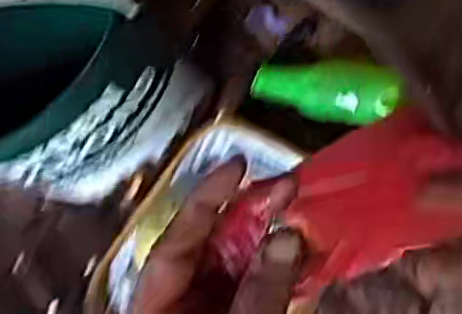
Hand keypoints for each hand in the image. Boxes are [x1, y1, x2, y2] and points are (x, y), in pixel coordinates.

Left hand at [134, 160, 302, 313]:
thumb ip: (258, 291)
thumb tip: (287, 235)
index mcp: (154, 308)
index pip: (175, 241)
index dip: (207, 197)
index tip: (239, 163)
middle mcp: (178, 303)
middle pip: (213, 245)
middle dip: (254, 211)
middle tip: (288, 185)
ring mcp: (206, 313)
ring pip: (239, 263)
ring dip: (275, 238)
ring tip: (304, 216)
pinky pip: (256, 286)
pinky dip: (281, 268)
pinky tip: (307, 254)